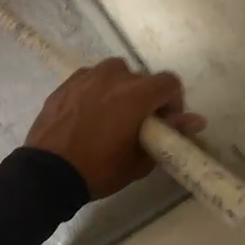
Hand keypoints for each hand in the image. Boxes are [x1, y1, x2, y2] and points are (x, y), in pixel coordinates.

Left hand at [24, 58, 204, 199]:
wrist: (48, 172)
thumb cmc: (98, 169)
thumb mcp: (139, 160)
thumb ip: (170, 135)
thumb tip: (196, 120)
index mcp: (136, 94)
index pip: (169, 82)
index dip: (173, 101)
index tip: (164, 122)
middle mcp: (112, 77)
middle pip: (141, 78)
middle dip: (146, 97)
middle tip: (137, 123)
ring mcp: (86, 78)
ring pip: (114, 73)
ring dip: (120, 88)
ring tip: (112, 114)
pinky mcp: (65, 84)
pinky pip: (90, 78)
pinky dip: (96, 89)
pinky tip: (88, 112)